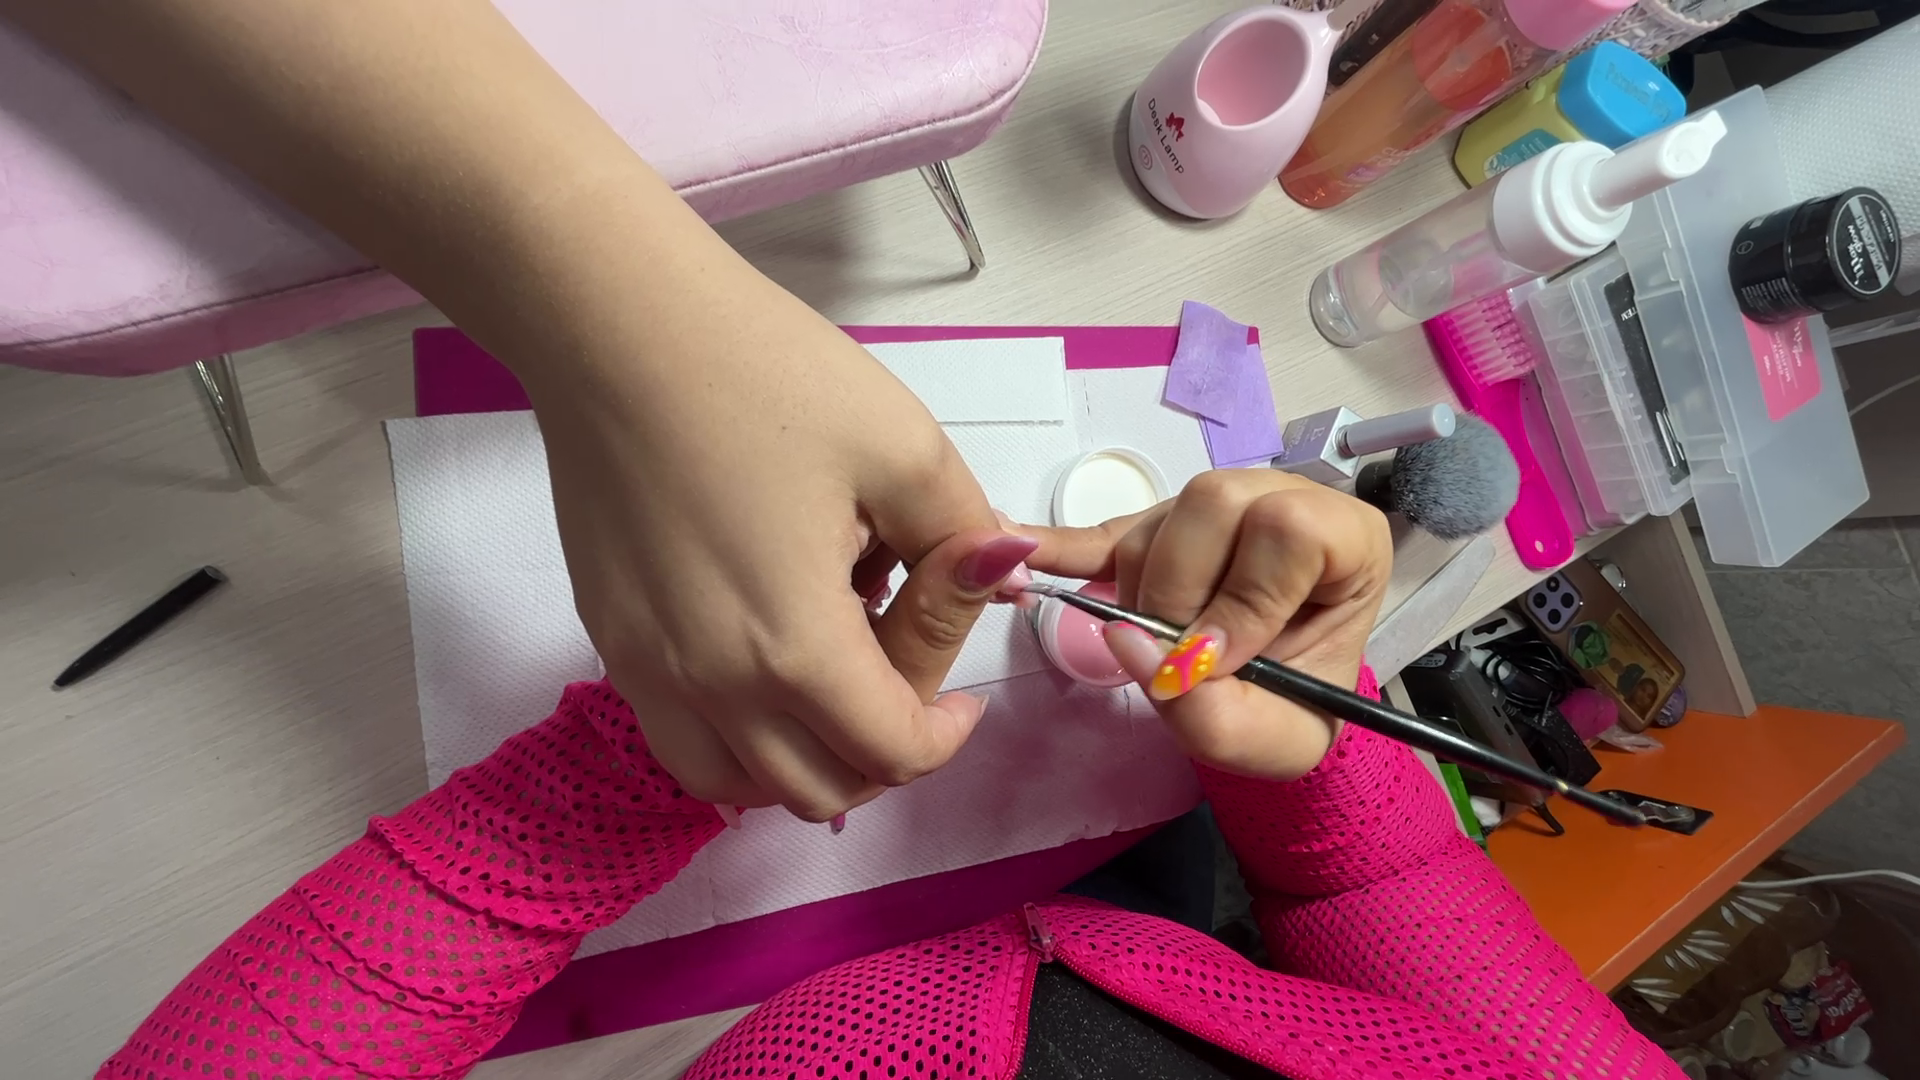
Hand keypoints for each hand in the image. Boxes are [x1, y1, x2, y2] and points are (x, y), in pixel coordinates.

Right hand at [528, 263, 1023, 820]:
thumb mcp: (902, 448)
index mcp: (793, 645)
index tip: (965, 693)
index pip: (890, 751)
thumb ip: (965, 535)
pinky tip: (764, 657)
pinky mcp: (611, 640)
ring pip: (739, 786)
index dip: (947, 735)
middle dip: (884, 745)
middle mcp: (709, 685)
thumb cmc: (767, 374)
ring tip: (835, 677)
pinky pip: (683, 740)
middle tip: (900, 661)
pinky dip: (742, 737)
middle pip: (820, 786)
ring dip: (808, 757)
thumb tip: (1003, 578)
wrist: (615, 323)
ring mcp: (645, 670)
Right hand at [1023, 470, 1392, 780]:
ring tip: (1161, 640)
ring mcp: (1217, 505)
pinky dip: (1062, 548)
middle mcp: (1284, 499)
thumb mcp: (1278, 740)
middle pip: (1211, 502)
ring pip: (1156, 520)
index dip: (1246, 597)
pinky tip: (1021, 547)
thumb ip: (1213, 711)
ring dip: (1142, 591)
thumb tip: (1127, 640)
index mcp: (1347, 539)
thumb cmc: (1294, 711)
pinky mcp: (1159, 525)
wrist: (1276, 701)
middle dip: (1180, 592)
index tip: (1220, 659)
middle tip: (1178, 652)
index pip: (1288, 529)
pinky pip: (1105, 533)